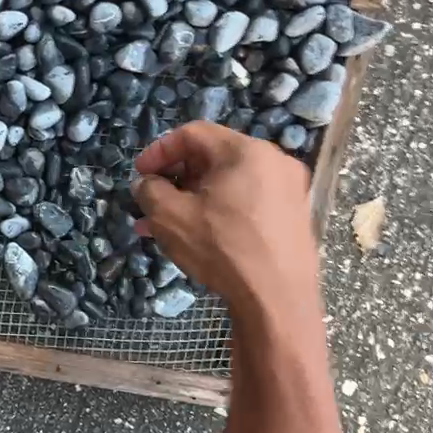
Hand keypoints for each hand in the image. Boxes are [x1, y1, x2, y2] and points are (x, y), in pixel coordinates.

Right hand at [133, 122, 319, 318]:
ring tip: (164, 225)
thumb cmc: (222, 248)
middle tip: (150, 202)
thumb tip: (147, 183)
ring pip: (227, 182)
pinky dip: (217, 209)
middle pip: (212, 156)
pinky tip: (197, 235)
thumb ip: (149, 190)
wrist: (278, 299)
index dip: (158, 151)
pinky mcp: (293, 215)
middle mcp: (274, 161)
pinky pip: (246, 200)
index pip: (193, 134)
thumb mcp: (169, 216)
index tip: (139, 175)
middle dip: (174, 178)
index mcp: (246, 151)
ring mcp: (289, 189)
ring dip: (191, 197)